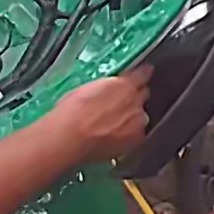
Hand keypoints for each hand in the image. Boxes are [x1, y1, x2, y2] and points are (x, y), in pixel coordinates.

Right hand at [37, 67, 151, 162]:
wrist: (70, 138)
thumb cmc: (72, 111)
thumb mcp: (86, 87)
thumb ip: (105, 86)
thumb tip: (107, 86)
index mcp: (124, 83)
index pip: (143, 74)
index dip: (141, 74)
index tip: (141, 73)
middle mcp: (135, 101)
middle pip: (142, 94)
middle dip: (133, 96)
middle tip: (117, 102)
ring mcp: (137, 122)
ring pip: (140, 115)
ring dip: (131, 116)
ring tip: (113, 122)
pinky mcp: (135, 140)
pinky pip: (137, 133)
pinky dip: (129, 133)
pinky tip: (114, 135)